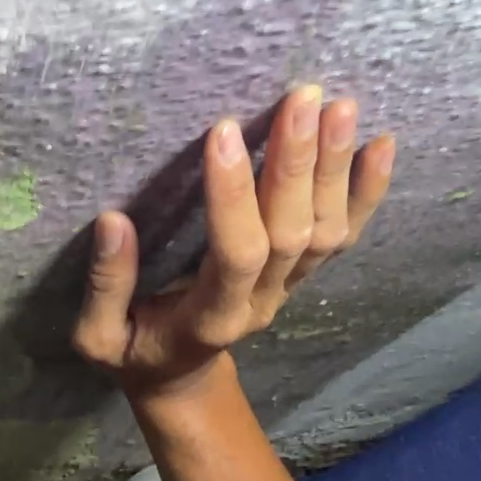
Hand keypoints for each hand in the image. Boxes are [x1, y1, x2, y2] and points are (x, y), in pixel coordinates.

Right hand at [73, 85, 394, 405]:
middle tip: (300, 100)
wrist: (177, 379)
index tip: (221, 134)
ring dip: (334, 168)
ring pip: (326, 231)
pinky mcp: (296, 278)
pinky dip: (367, 192)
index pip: (236, 254)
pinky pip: (344, 237)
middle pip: (292, 233)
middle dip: (296, 165)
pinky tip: (382, 145)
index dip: (233, 196)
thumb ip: (105, 288)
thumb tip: (112, 222)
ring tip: (338, 107)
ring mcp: (285, 290)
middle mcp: (259, 304)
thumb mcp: (98, 338)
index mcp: (210, 319)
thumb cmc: (132, 354)